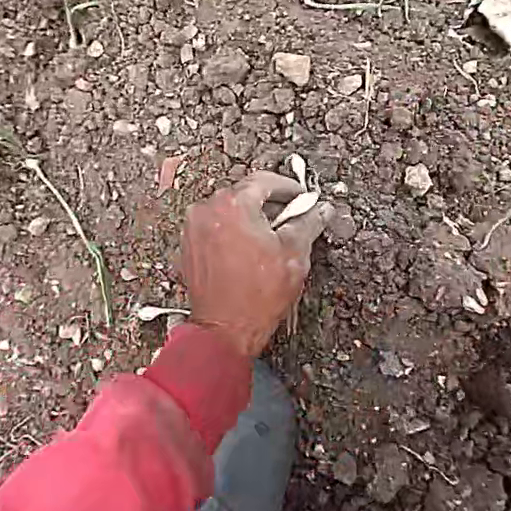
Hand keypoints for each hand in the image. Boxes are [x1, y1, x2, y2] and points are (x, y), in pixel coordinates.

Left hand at [182, 171, 331, 357]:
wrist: (225, 330)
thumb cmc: (257, 295)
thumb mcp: (295, 253)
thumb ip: (308, 222)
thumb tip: (319, 209)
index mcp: (233, 205)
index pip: (266, 180)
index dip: (290, 188)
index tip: (302, 197)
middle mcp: (208, 210)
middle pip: (246, 194)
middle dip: (271, 204)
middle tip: (292, 219)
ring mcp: (195, 229)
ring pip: (231, 210)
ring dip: (253, 218)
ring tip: (273, 239)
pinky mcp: (190, 247)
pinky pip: (217, 227)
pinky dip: (235, 231)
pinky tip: (252, 251)